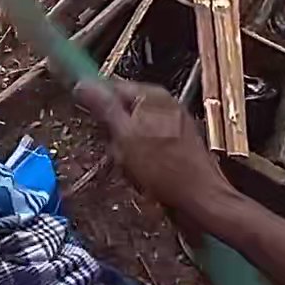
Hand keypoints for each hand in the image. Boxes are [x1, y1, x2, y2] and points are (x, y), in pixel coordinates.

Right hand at [74, 78, 237, 209]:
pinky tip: (143, 170)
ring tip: (130, 163)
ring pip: (135, 126)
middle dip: (113, 128)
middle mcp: (166, 103)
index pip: (111, 86)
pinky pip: (150, 140)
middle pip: (124, 107)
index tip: (89, 119)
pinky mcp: (180, 141)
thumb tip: (82, 83)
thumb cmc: (163, 169)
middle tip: (114, 148)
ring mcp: (175, 121)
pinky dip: (141, 152)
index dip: (96, 102)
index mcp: (152, 95)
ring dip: (126, 143)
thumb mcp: (124, 135)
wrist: (203, 200)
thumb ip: (102, 106)